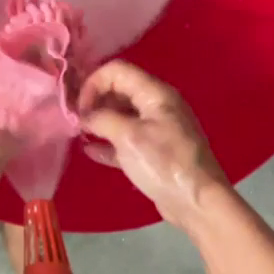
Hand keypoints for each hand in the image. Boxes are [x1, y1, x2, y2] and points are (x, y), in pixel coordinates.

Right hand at [79, 61, 230, 228]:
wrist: (196, 201)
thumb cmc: (164, 163)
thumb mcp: (128, 136)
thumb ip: (102, 119)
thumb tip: (84, 117)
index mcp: (156, 94)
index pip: (117, 71)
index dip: (93, 83)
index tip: (79, 108)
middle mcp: (157, 106)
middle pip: (119, 91)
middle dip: (95, 102)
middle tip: (76, 122)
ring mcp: (157, 130)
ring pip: (122, 116)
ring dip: (100, 122)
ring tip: (80, 135)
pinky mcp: (154, 153)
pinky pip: (126, 140)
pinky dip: (109, 143)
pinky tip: (91, 152)